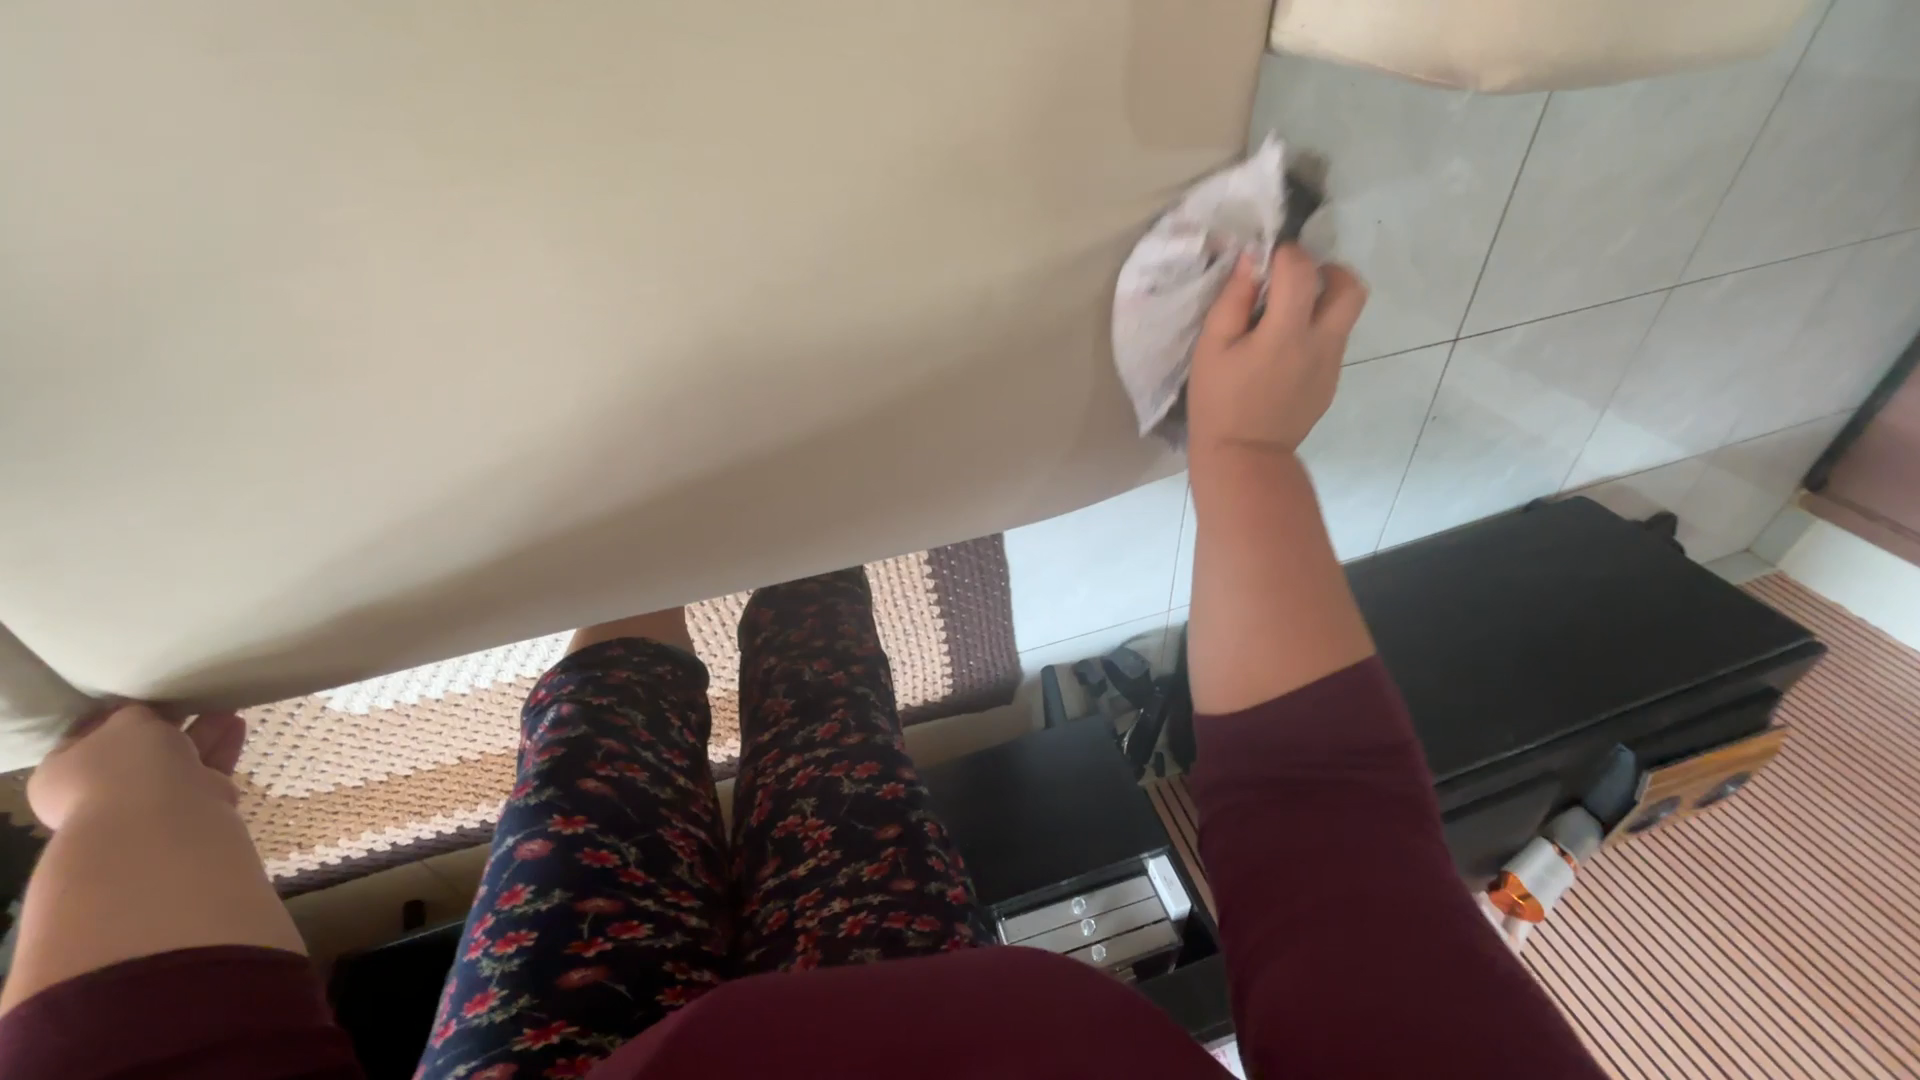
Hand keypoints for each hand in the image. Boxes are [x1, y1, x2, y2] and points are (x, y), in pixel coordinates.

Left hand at [27, 703, 246, 830]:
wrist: (161, 817)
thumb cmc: (125, 764)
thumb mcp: (125, 722)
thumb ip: (134, 712)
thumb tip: (142, 711)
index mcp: (64, 770)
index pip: (88, 735)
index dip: (117, 713)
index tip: (146, 693)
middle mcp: (101, 787)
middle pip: (140, 747)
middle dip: (169, 721)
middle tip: (191, 696)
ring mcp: (149, 798)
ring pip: (179, 756)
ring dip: (203, 729)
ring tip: (226, 702)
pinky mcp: (190, 802)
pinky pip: (208, 767)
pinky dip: (222, 745)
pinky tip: (238, 723)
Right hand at [1187, 244, 1366, 460]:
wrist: (1244, 457)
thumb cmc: (1218, 403)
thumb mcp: (1211, 348)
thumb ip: (1232, 301)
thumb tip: (1251, 262)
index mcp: (1287, 332)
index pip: (1302, 270)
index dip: (1286, 254)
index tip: (1267, 260)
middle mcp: (1321, 343)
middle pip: (1351, 288)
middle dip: (1329, 272)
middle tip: (1299, 280)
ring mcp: (1331, 365)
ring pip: (1342, 317)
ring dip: (1320, 305)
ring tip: (1284, 320)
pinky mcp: (1330, 384)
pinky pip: (1331, 345)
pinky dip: (1313, 336)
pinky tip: (1281, 356)